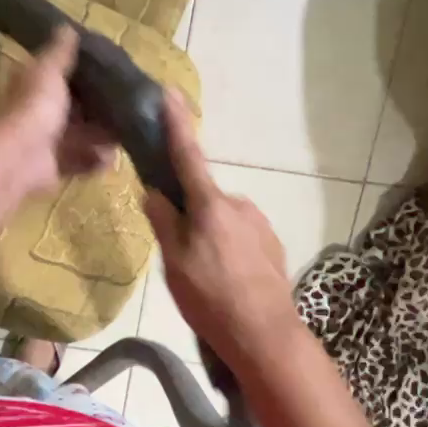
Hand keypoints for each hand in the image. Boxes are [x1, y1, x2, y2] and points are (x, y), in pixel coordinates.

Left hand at [0, 26, 117, 199]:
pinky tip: (110, 160)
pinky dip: (94, 162)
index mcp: (36, 86)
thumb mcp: (49, 70)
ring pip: (80, 138)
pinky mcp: (53, 168)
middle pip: (76, 110)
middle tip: (127, 109)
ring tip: (123, 137)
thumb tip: (67, 27)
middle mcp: (41, 112)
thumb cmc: (34, 107)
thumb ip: (60, 53)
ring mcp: (46, 142)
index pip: (64, 78)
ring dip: (100, 139)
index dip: (87, 76)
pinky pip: (78, 164)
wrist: (19, 157)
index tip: (114, 75)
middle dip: (99, 111)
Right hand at [142, 91, 297, 363]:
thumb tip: (155, 192)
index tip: (169, 93)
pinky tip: (227, 284)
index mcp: (211, 205)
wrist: (263, 333)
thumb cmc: (210, 299)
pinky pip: (240, 240)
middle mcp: (239, 205)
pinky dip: (229, 255)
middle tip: (181, 260)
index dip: (176, 126)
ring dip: (210, 240)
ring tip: (206, 282)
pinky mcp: (273, 246)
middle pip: (204, 200)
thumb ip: (164, 224)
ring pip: (223, 223)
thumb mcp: (174, 265)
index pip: (188, 157)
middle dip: (189, 218)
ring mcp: (260, 225)